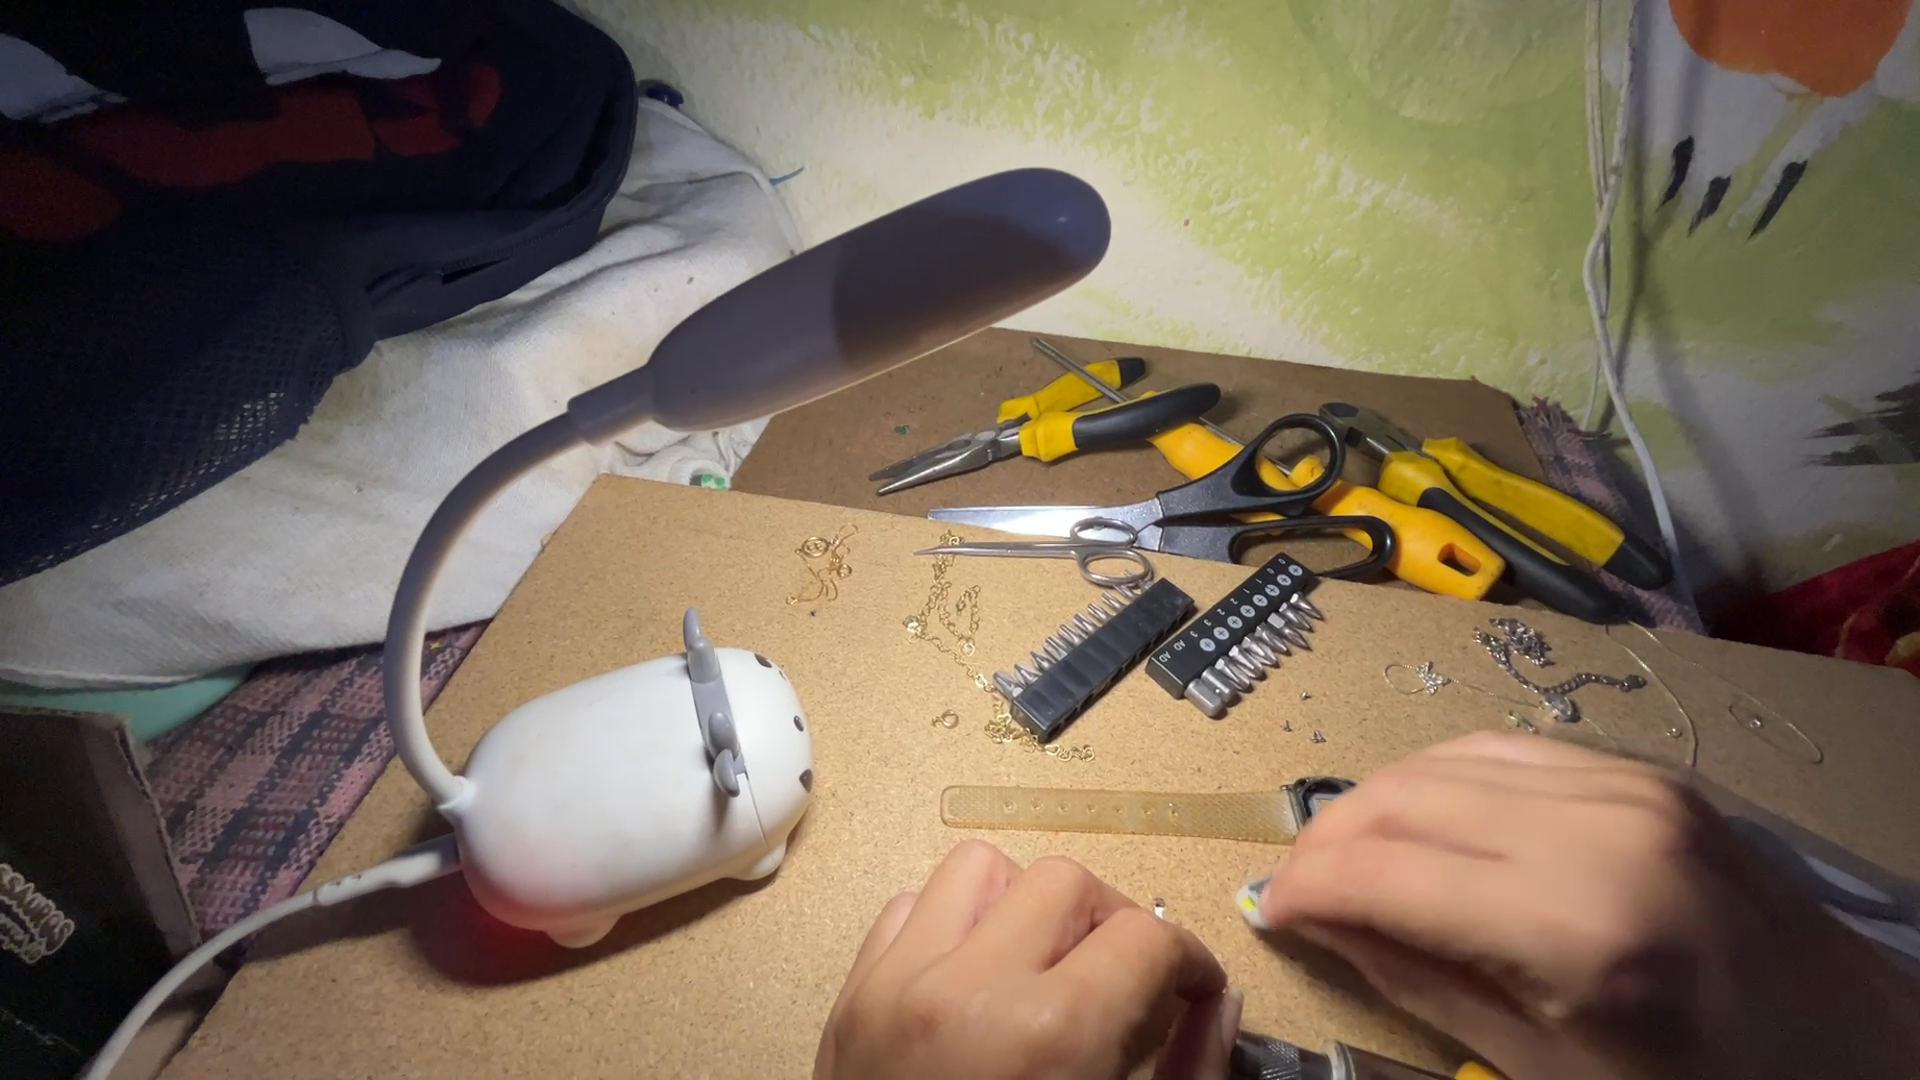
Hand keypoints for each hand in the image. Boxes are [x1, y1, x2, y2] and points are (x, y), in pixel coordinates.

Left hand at [817, 840, 1237, 1079]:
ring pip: (979, 867)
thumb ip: (1185, 1072)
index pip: (1144, 939)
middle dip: (1109, 920)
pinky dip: (951, 922)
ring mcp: (895, 981)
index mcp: (1046, 1039)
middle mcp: (965, 987)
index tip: (1193, 987)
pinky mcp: (852, 991)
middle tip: (1120, 973)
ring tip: (1038, 962)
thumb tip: (1216, 1002)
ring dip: (1022, 901)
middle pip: (1063, 880)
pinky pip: (910, 905)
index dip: (1189, 960)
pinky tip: (969, 976)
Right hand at [1256, 731, 1919, 1079]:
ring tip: (1349, 853)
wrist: (1877, 1062)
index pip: (1383, 874)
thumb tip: (1312, 917)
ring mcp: (1621, 785)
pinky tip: (1418, 819)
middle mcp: (1597, 831)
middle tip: (1300, 884)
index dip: (1306, 887)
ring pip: (1429, 762)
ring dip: (1368, 806)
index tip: (1271, 909)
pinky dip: (1427, 781)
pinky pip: (1485, 751)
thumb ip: (1411, 977)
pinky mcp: (1632, 768)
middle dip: (1324, 841)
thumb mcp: (1543, 1067)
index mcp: (1583, 930)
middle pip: (1395, 800)